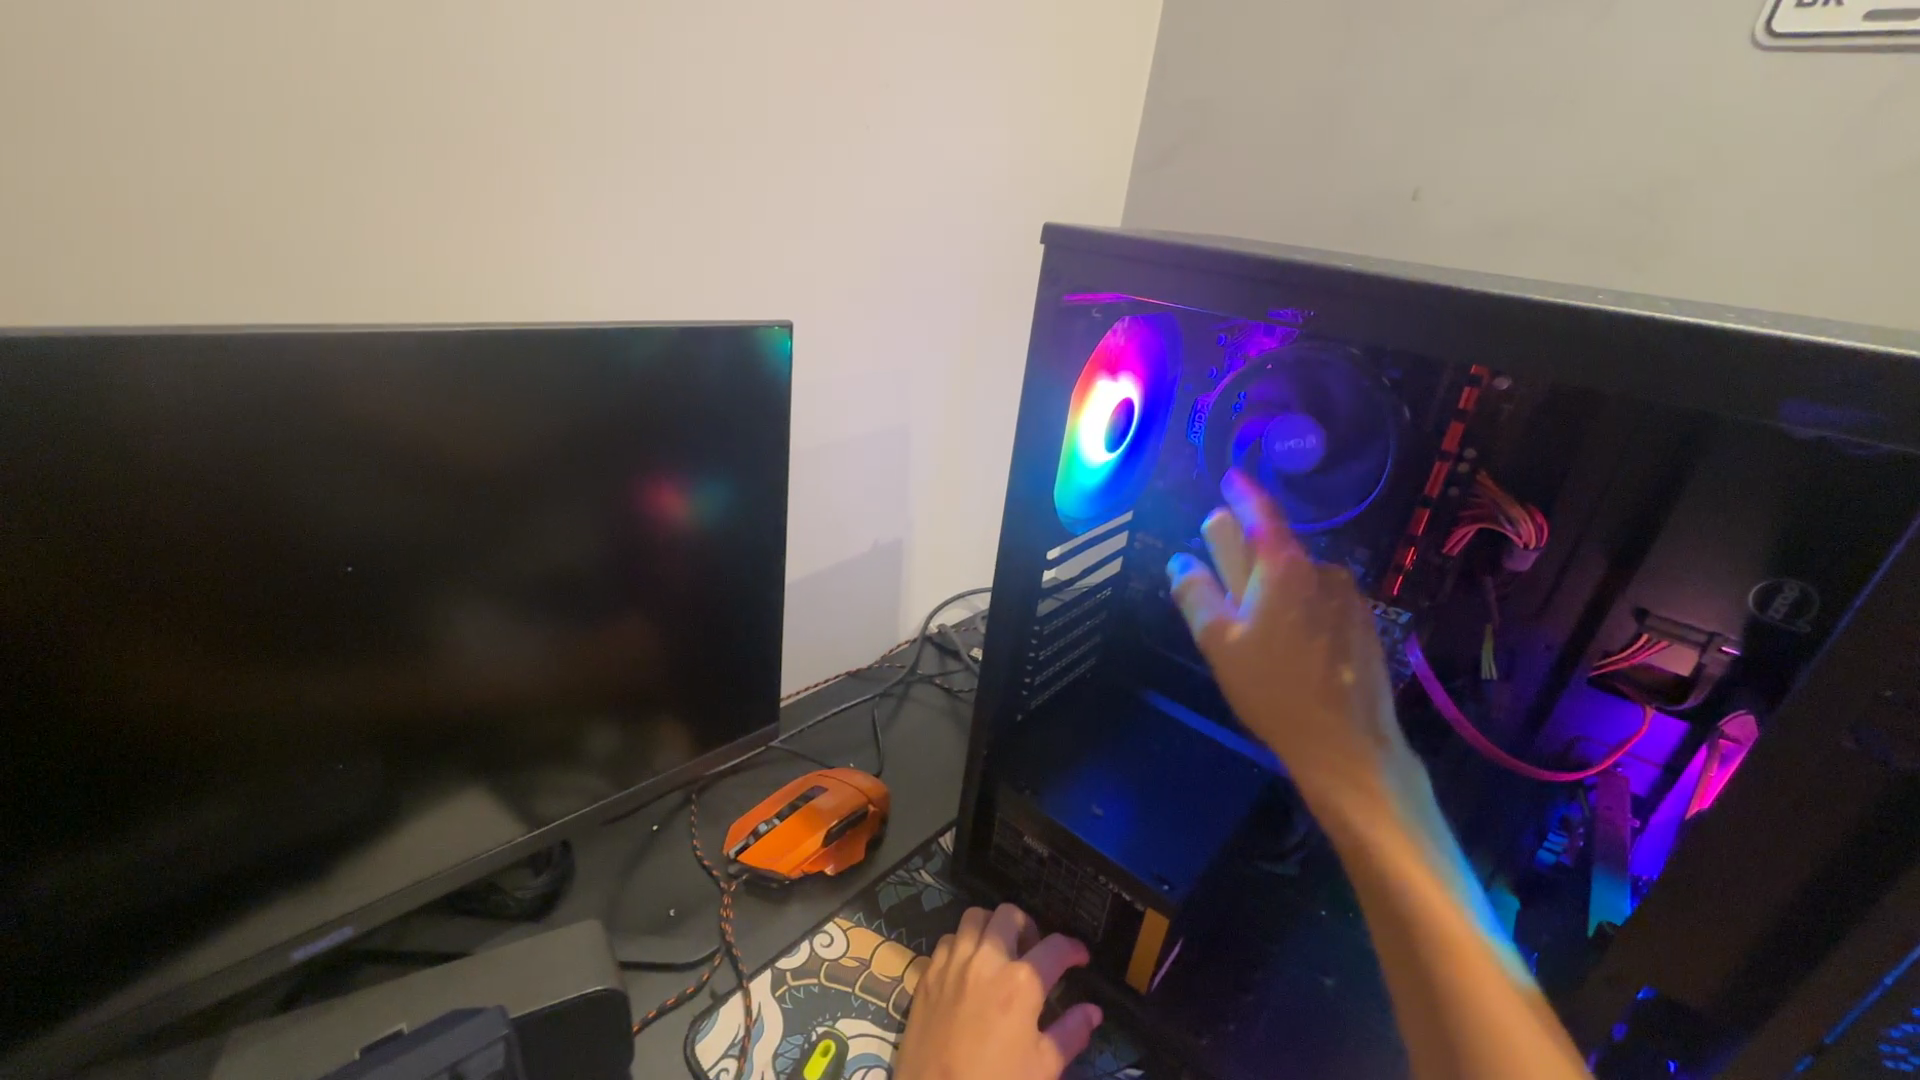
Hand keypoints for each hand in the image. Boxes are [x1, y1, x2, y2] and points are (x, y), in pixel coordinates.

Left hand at [894, 904, 1102, 1079]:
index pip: (1055, 947)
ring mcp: (953, 963)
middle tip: (1034, 952)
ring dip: (992, 928)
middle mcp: (986, 960)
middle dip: (1028, 927)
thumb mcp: (1043, 1067)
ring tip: (1000, 953)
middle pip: (1009, 915)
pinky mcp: (928, 973)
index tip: (1080, 958)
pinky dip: (963, 944)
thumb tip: (1092, 1011)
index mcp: (1021, 982)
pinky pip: (948, 940)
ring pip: (974, 917)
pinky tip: (968, 968)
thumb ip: (1070, 1032)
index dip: (1073, 948)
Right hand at [1166, 470, 1416, 805]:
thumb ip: (1196, 594)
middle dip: (1243, 544)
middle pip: (1273, 542)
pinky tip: (1287, 640)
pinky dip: (1296, 602)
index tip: (1229, 476)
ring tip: (1252, 620)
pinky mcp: (1361, 621)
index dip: (1241, 492)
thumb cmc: (1273, 689)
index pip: (1259, 512)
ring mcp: (1345, 596)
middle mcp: (1318, 569)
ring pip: (1296, 573)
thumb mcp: (1218, 643)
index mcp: (1280, 567)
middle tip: (1219, 561)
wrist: (1349, 742)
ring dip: (1270, 581)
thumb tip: (1179, 560)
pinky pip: (1318, 596)